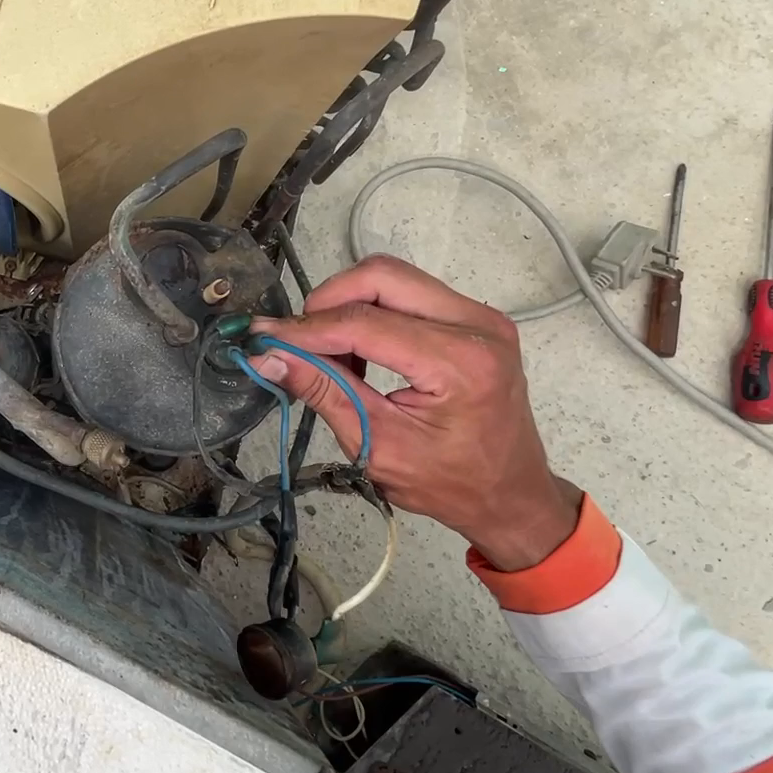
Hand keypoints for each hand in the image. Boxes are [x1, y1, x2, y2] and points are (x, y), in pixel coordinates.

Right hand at [249, 255, 580, 570]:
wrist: (511, 496)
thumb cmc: (449, 484)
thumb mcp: (376, 445)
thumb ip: (323, 391)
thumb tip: (267, 357)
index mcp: (460, 362)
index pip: (363, 323)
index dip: (305, 330)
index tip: (262, 338)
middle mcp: (476, 324)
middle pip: (380, 276)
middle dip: (326, 302)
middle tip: (297, 340)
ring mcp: (478, 314)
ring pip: (390, 277)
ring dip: (346, 305)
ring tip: (327, 352)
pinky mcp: (471, 316)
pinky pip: (405, 292)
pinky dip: (368, 311)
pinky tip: (356, 352)